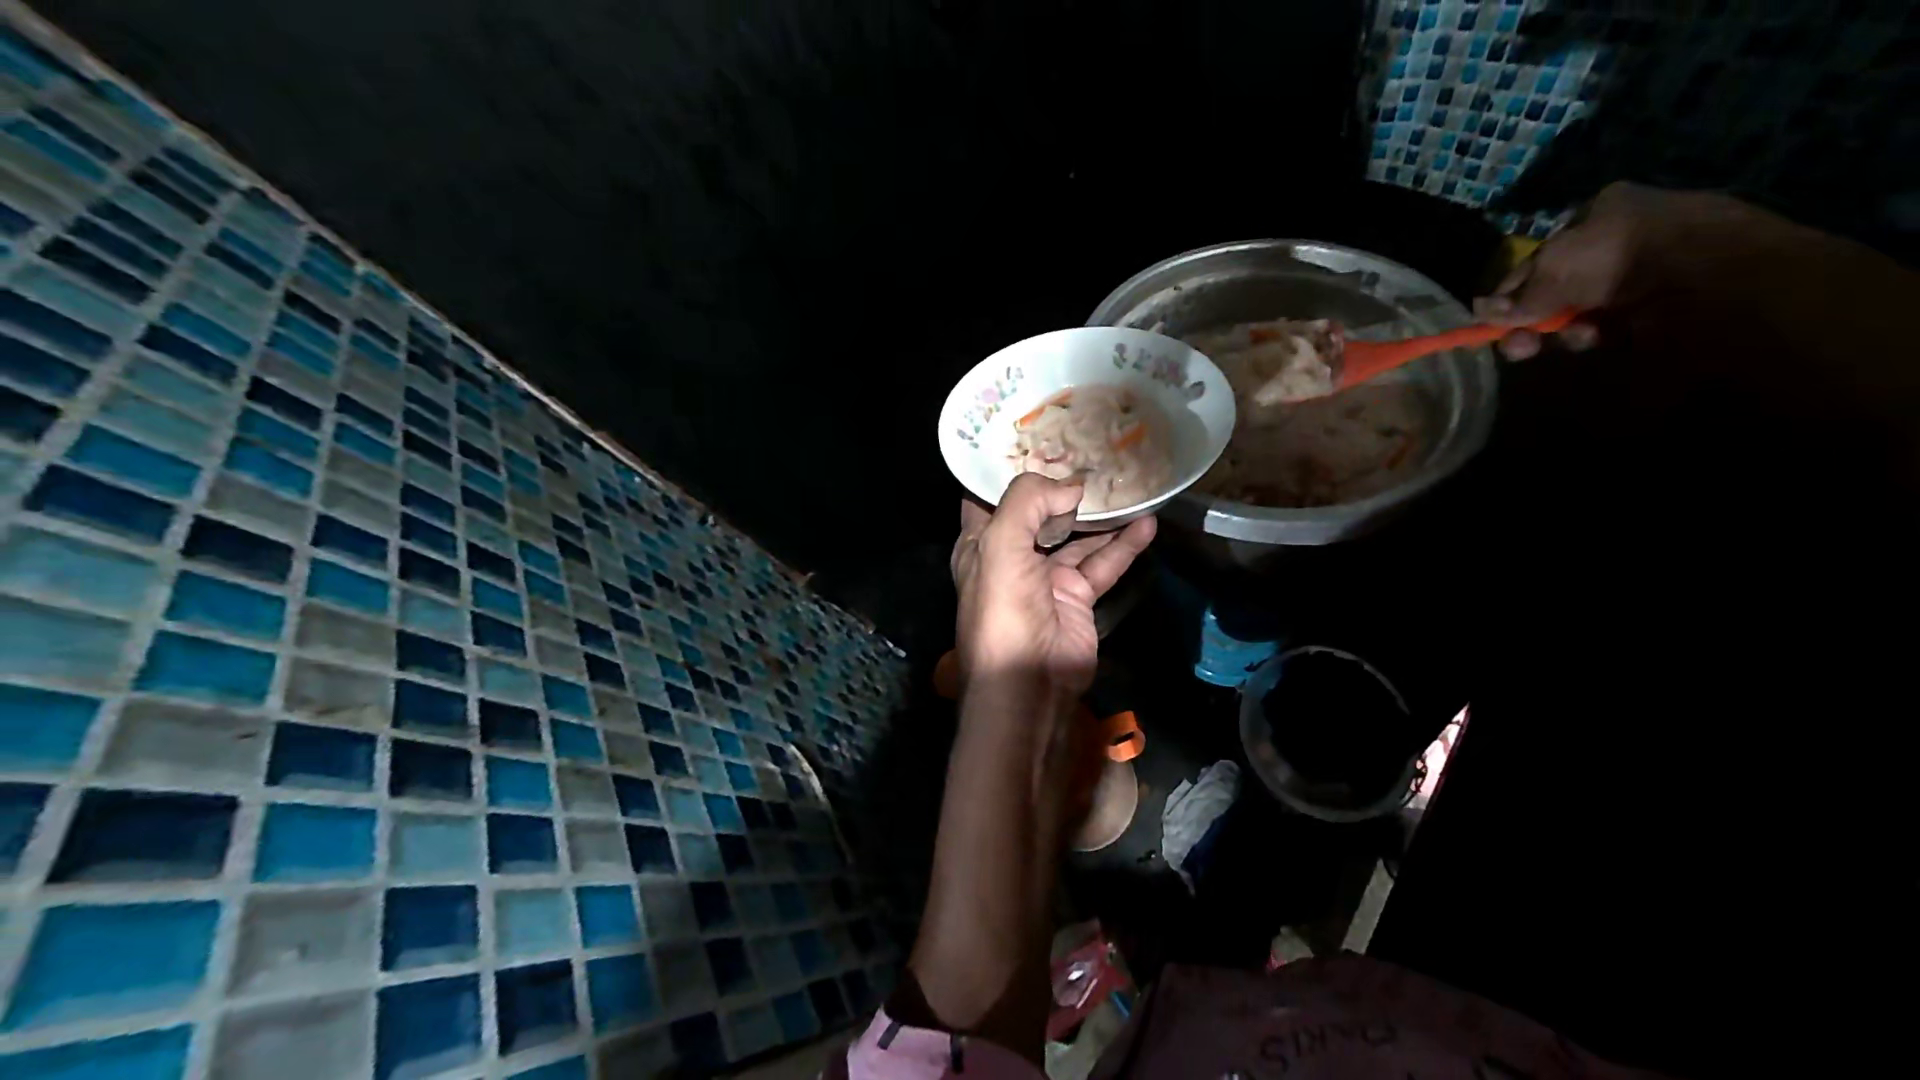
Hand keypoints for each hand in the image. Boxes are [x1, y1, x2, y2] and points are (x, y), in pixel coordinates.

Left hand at [950, 474, 1155, 701]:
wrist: (1028, 685)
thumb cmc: (1002, 610)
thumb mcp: (1001, 545)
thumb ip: (1028, 502)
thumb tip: (1070, 486)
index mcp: (979, 543)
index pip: (986, 496)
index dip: (1004, 469)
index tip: (1034, 438)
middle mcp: (1010, 556)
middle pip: (1036, 511)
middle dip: (1058, 486)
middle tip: (1089, 452)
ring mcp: (1045, 577)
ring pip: (1075, 536)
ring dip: (1099, 515)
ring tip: (1126, 483)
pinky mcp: (1076, 597)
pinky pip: (1102, 563)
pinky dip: (1123, 545)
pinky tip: (1147, 524)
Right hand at [1474, 181, 1739, 359]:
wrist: (1710, 276)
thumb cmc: (1621, 254)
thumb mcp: (1553, 269)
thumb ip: (1516, 297)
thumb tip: (1480, 312)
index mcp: (1601, 212)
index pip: (1539, 256)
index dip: (1511, 290)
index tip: (1490, 320)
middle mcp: (1620, 238)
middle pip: (1555, 287)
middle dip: (1531, 318)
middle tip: (1516, 346)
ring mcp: (1642, 272)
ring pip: (1577, 310)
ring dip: (1559, 330)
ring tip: (1558, 343)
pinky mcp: (1658, 305)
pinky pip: (1607, 325)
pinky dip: (1592, 335)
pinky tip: (1595, 339)